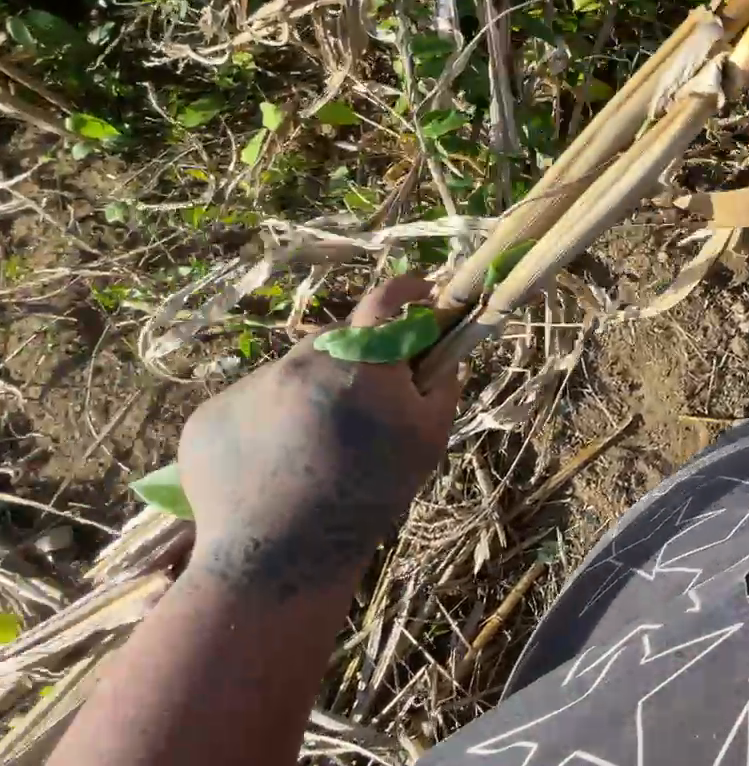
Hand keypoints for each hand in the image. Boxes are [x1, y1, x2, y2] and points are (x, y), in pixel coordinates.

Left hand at [178, 277, 459, 599]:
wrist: (280, 556)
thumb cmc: (372, 490)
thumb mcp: (431, 433)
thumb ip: (440, 381)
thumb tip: (440, 353)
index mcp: (357, 364)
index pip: (386, 300)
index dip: (410, 292)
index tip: (423, 295)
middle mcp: (296, 364)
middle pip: (339, 336)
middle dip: (363, 352)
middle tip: (376, 392)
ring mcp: (245, 389)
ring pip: (295, 368)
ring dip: (318, 384)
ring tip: (325, 436)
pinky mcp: (207, 417)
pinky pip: (256, 398)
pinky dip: (276, 413)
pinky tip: (284, 454)